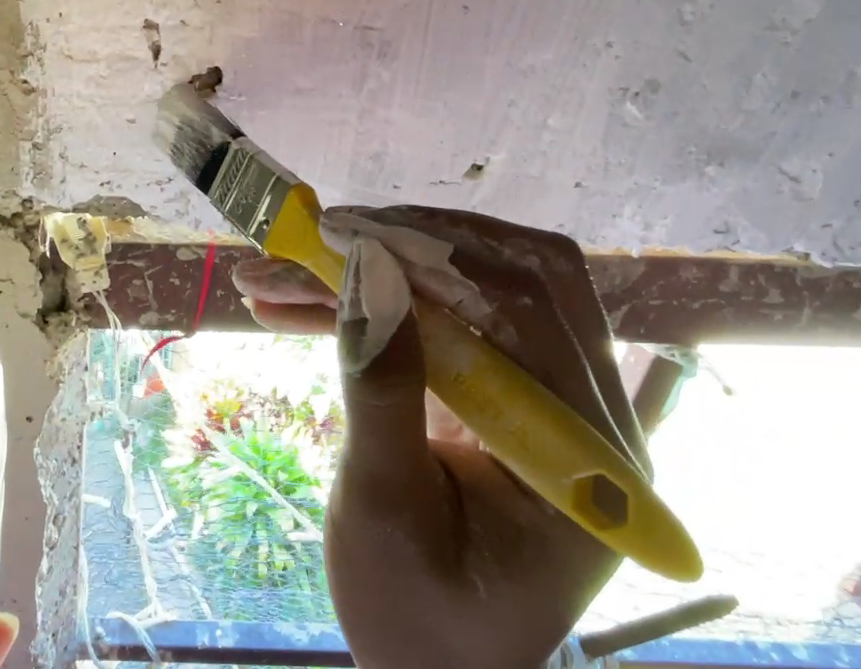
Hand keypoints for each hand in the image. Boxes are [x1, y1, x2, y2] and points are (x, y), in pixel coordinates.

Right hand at [233, 206, 652, 668]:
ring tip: (273, 271)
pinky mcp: (492, 391)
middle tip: (315, 236)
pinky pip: (439, 321)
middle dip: (408, 244)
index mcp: (586, 452)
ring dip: (374, 270)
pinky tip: (295, 302)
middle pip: (514, 277)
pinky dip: (369, 304)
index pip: (534, 311)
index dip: (438, 257)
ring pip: (470, 288)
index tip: (344, 235)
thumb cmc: (416, 616)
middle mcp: (582, 409)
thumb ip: (383, 391)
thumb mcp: (387, 512)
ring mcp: (537, 397)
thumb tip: (365, 273)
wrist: (427, 665)